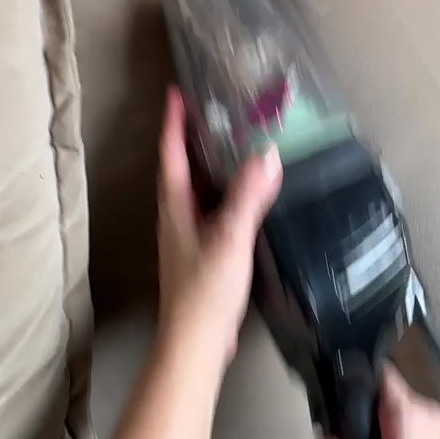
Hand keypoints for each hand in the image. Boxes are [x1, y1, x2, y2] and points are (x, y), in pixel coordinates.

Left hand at [156, 87, 282, 370]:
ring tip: (233, 140)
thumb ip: (248, 197)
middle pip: (182, 168)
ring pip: (197, 189)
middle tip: (213, 109)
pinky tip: (247, 193)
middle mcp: (177, 217)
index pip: (172, 155)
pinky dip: (225, 191)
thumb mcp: (230, 238)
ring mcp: (188, 236)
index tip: (177, 92)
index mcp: (176, 207)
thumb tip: (267, 153)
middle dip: (192, 137)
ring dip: (209, 164)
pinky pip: (212, 208)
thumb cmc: (204, 290)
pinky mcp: (203, 253)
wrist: (195, 346)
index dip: (174, 123)